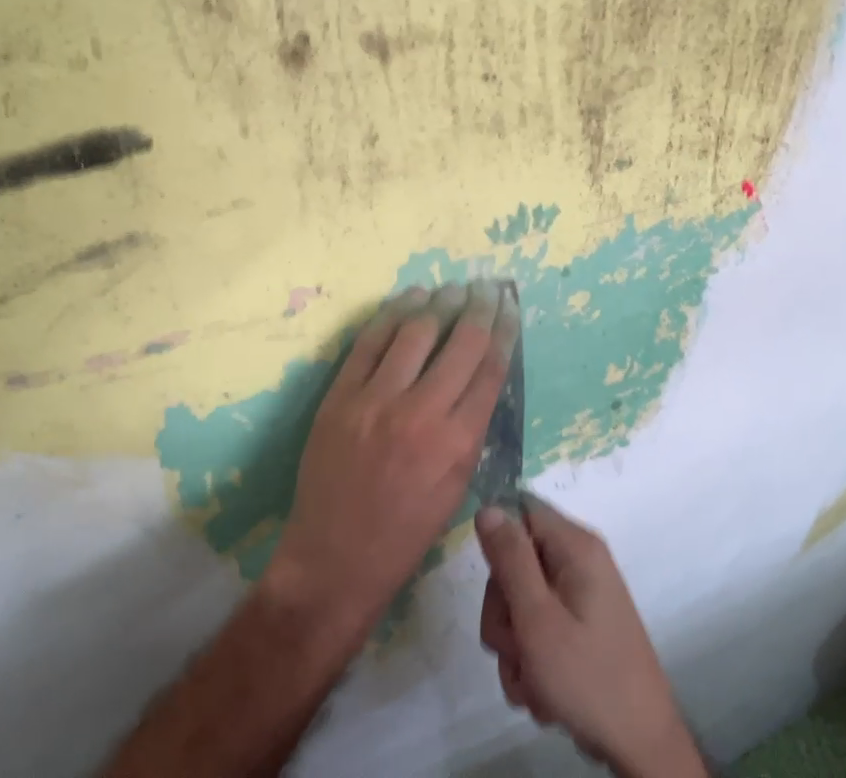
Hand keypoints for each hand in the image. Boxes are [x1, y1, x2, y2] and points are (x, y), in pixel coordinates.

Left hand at [267, 281, 518, 626]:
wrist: (336, 558)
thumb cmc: (406, 533)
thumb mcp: (457, 487)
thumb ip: (470, 431)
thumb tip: (479, 379)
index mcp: (458, 442)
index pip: (490, 370)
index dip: (503, 333)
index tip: (509, 309)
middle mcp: (422, 412)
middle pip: (460, 343)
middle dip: (478, 309)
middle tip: (485, 289)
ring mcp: (376, 401)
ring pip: (414, 333)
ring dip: (437, 304)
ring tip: (450, 288)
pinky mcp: (339, 397)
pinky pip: (368, 344)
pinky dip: (391, 317)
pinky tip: (407, 301)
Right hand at [476, 501, 706, 777]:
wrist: (636, 739)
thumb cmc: (587, 676)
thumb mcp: (537, 617)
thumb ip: (510, 560)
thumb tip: (488, 508)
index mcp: (576, 548)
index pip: (520, 512)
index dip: (499, 547)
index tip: (497, 586)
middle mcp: (578, 564)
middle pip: (512, 566)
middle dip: (504, 614)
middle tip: (519, 646)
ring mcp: (578, 598)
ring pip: (518, 606)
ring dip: (515, 648)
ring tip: (534, 678)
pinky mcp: (577, 629)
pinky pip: (535, 632)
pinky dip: (531, 663)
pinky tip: (543, 690)